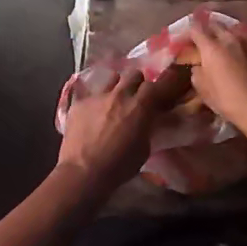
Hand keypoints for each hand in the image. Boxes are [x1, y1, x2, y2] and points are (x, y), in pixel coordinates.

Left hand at [57, 65, 192, 195]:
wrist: (84, 172)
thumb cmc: (119, 165)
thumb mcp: (144, 147)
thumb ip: (148, 126)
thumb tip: (149, 118)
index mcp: (140, 106)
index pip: (159, 83)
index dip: (164, 84)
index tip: (166, 88)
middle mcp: (120, 94)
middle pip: (134, 73)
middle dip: (137, 83)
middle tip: (137, 96)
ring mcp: (98, 96)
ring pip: (112, 78)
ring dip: (117, 87)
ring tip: (114, 100)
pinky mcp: (79, 102)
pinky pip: (90, 92)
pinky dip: (95, 100)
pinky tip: (92, 112)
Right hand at [189, 21, 246, 133]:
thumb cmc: (229, 101)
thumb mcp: (204, 91)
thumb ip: (198, 72)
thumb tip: (199, 65)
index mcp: (211, 47)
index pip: (196, 28)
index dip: (190, 32)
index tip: (188, 39)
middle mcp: (231, 38)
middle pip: (216, 25)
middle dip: (208, 30)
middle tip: (206, 40)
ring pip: (236, 30)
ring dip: (228, 35)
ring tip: (227, 45)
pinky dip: (246, 43)